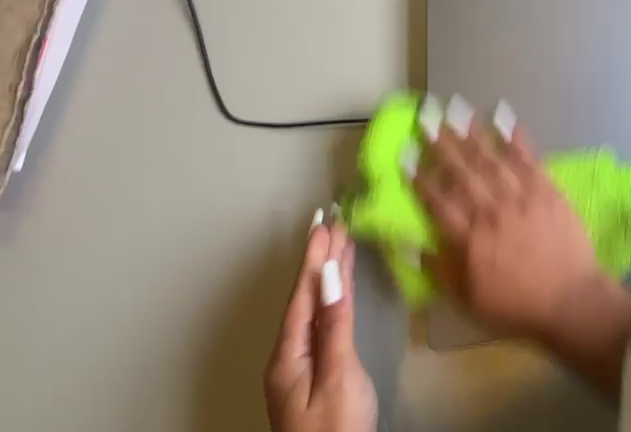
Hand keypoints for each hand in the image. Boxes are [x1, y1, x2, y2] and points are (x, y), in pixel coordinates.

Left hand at [266, 217, 379, 431]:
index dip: (315, 257)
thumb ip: (334, 326)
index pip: (304, 294)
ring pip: (315, 306)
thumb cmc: (336, 431)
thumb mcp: (337, 378)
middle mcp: (291, 355)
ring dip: (328, 273)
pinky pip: (324, 320)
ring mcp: (303, 365)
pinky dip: (334, 296)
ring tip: (341, 241)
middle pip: (306, 297)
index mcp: (289, 355)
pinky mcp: (319, 372)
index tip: (324, 223)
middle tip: (334, 221)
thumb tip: (329, 279)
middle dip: (321, 258)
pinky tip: (341, 284)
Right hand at [415, 121, 609, 339]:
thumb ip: (439, 269)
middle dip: (443, 146)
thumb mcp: (468, 299)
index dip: (420, 179)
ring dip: (474, 136)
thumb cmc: (515, 305)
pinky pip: (529, 160)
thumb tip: (411, 245)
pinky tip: (505, 121)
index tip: (406, 156)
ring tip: (459, 113)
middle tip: (428, 121)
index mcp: (469, 241)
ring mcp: (522, 199)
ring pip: (493, 161)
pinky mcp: (548, 191)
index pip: (438, 203)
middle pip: (462, 173)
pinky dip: (516, 140)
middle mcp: (492, 213)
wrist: (569, 300)